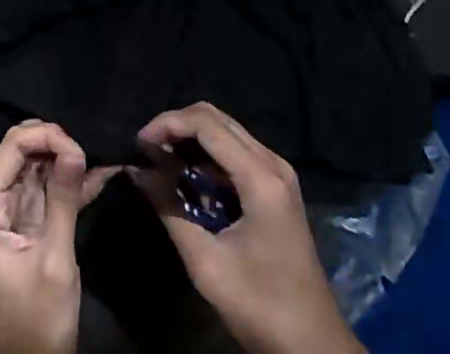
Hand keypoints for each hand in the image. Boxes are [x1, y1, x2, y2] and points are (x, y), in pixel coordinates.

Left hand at [0, 121, 117, 353]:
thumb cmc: (37, 317)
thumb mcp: (54, 258)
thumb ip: (63, 200)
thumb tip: (75, 147)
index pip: (12, 146)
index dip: (46, 137)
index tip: (80, 148)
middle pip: (25, 150)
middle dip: (59, 143)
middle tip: (92, 151)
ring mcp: (16, 211)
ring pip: (42, 165)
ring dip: (71, 158)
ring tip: (104, 152)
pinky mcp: (35, 222)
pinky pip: (54, 189)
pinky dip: (77, 181)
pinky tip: (106, 171)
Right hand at [132, 103, 363, 353]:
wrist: (312, 341)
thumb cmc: (259, 305)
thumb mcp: (206, 263)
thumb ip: (170, 210)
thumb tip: (137, 171)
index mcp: (261, 177)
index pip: (207, 124)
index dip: (168, 124)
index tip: (138, 144)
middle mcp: (273, 162)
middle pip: (218, 118)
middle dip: (177, 125)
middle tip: (145, 150)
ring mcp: (278, 172)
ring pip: (227, 131)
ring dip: (191, 137)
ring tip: (158, 159)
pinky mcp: (276, 185)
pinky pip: (236, 152)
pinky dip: (207, 154)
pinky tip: (186, 174)